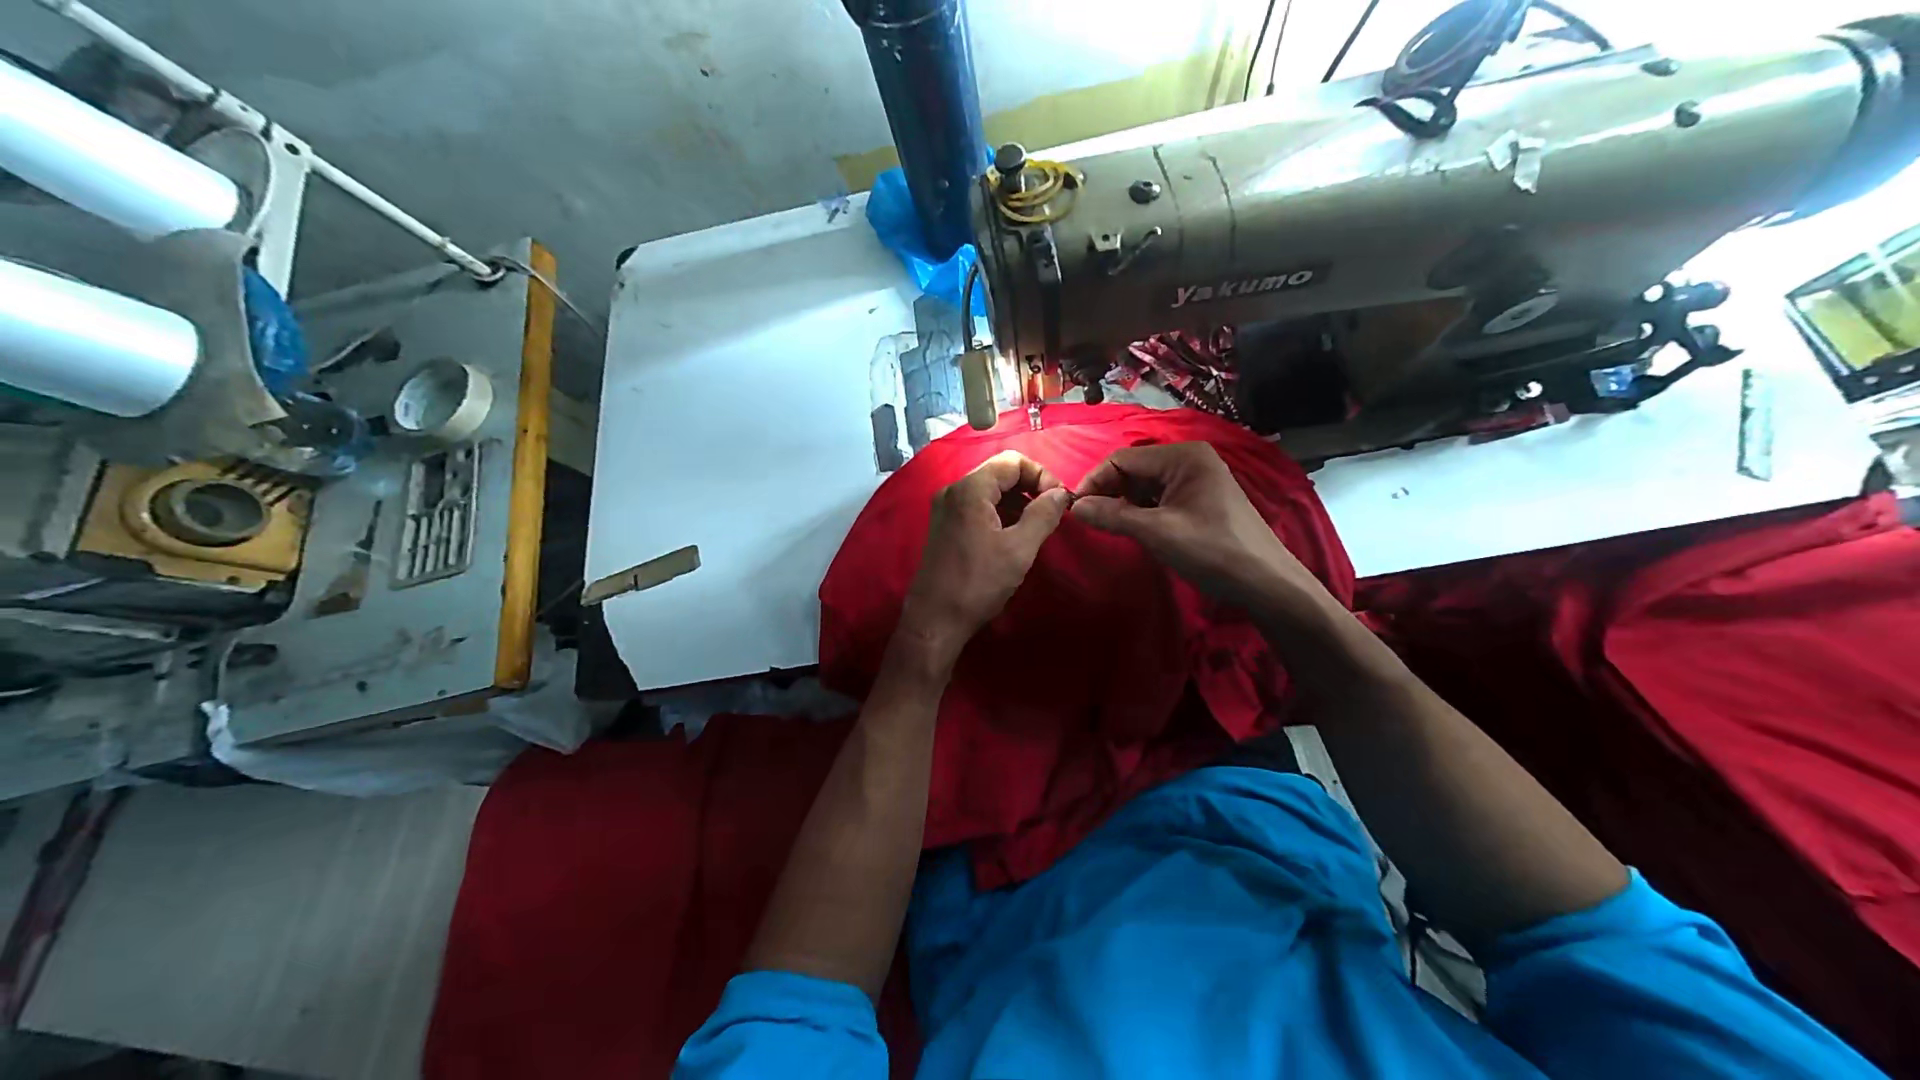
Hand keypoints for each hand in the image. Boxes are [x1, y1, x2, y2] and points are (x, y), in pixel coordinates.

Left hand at [899, 450, 1072, 662]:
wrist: (935, 620)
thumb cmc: (978, 583)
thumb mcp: (1019, 549)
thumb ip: (1044, 515)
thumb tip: (1061, 494)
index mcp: (969, 489)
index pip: (1013, 461)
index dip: (1041, 475)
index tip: (1059, 501)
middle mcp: (953, 491)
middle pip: (999, 473)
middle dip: (1030, 488)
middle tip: (1052, 514)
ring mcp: (945, 508)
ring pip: (989, 490)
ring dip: (1017, 502)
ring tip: (1037, 528)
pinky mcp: (944, 526)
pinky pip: (977, 507)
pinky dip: (1000, 513)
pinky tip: (1014, 536)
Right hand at [1071, 442, 1329, 610]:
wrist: (1266, 583)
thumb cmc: (1213, 552)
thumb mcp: (1158, 533)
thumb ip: (1113, 516)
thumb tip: (1075, 507)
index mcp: (1183, 456)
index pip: (1122, 459)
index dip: (1095, 482)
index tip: (1074, 510)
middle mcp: (1190, 459)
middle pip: (1133, 469)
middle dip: (1108, 492)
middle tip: (1089, 521)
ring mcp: (1197, 478)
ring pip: (1145, 484)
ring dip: (1124, 503)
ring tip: (1110, 527)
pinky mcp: (1200, 499)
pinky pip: (1160, 496)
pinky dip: (1142, 510)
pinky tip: (1135, 529)